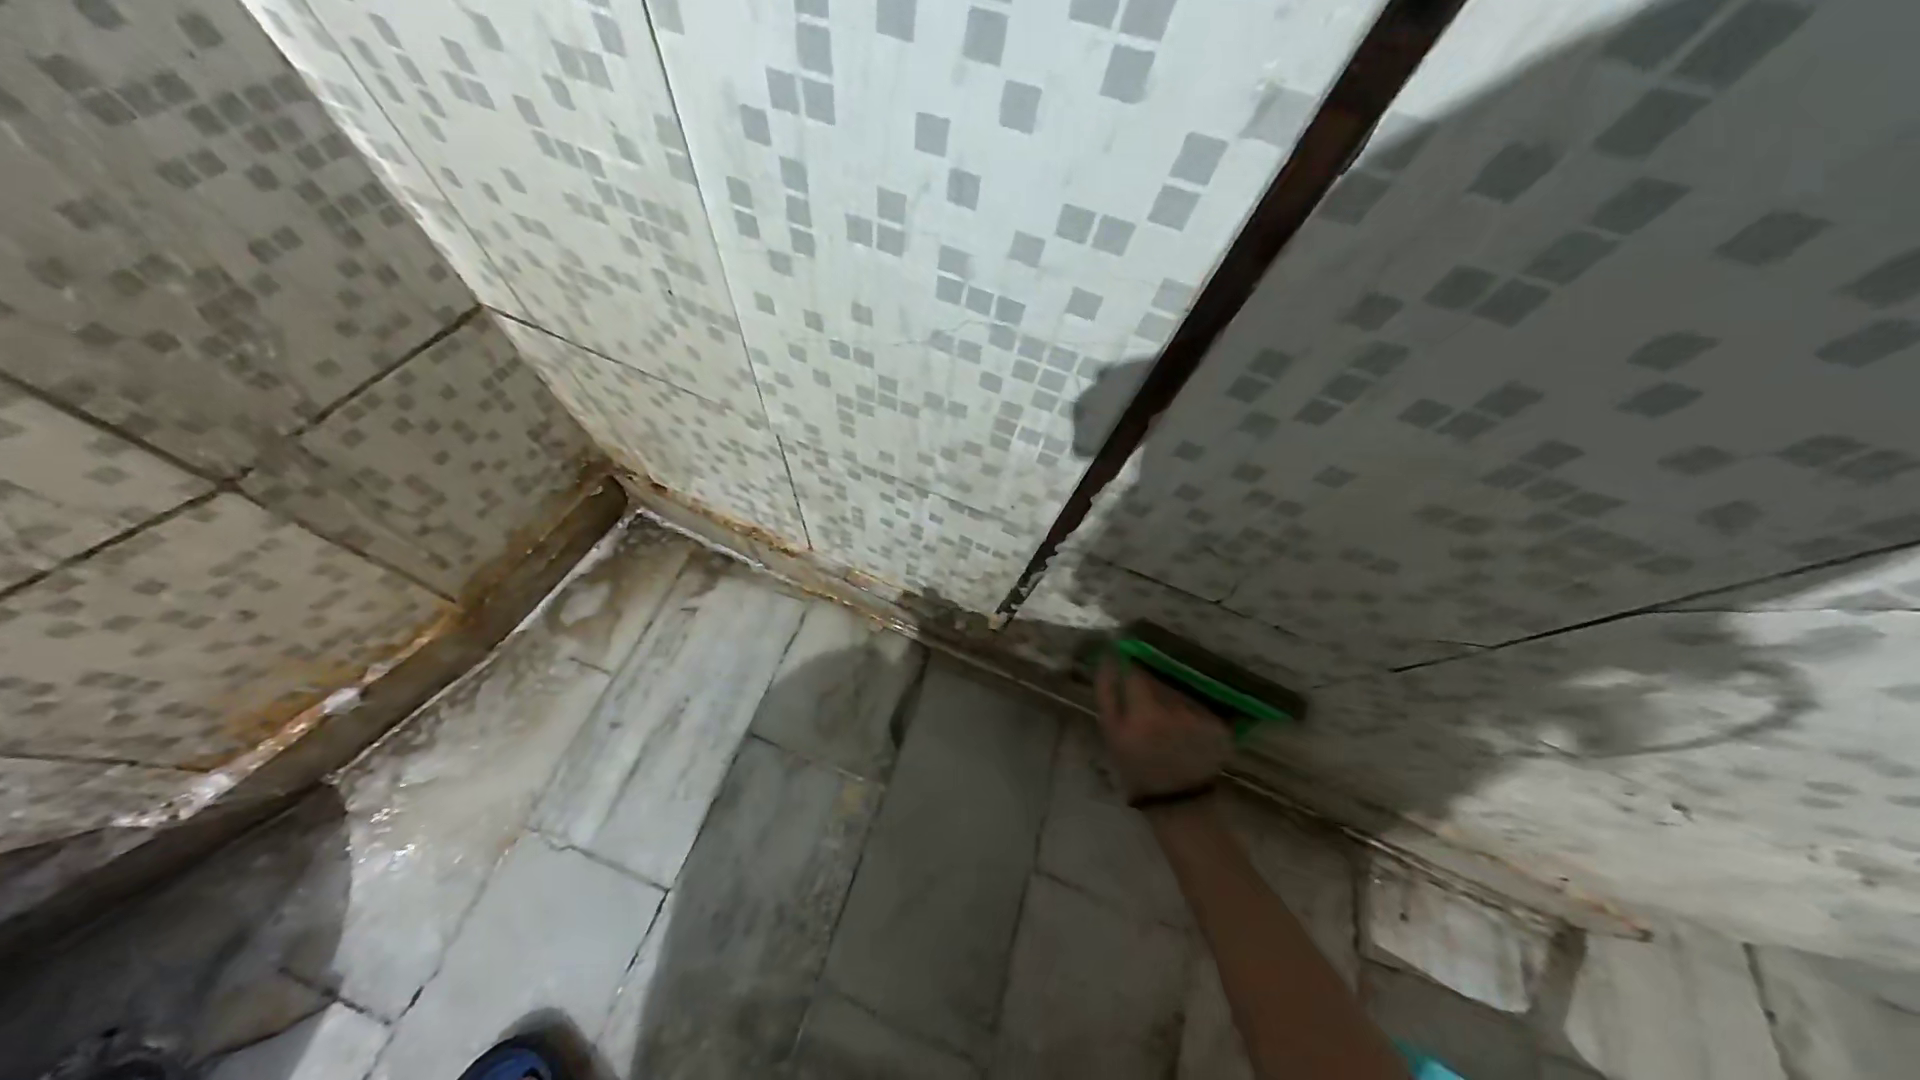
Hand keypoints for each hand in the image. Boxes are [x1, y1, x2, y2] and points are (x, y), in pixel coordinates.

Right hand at [1093, 655, 1232, 799]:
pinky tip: (1184, 729)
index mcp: (1146, 711)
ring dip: (1171, 697)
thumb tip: (1108, 658)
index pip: (1137, 671)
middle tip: (1145, 703)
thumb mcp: (1111, 732)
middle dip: (1151, 685)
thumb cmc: (1136, 766)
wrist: (1177, 801)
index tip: (1126, 665)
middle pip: (1160, 679)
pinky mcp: (1219, 725)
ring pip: (1179, 691)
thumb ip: (1107, 692)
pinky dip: (1190, 711)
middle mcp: (1176, 709)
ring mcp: (1201, 716)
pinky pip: (1197, 705)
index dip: (1130, 666)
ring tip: (1166, 719)